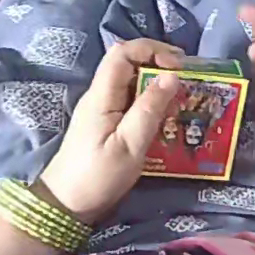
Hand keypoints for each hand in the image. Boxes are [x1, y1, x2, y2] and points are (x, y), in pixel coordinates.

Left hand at [38, 39, 183, 222]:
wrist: (66, 205)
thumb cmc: (98, 176)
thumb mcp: (130, 145)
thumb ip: (150, 109)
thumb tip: (172, 75)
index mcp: (102, 95)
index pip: (123, 52)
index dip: (152, 49)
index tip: (178, 65)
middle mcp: (100, 95)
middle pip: (129, 63)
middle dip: (160, 65)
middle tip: (188, 81)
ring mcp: (102, 108)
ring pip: (132, 82)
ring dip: (158, 84)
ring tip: (183, 98)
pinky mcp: (106, 123)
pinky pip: (131, 100)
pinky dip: (151, 102)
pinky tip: (167, 116)